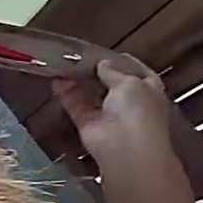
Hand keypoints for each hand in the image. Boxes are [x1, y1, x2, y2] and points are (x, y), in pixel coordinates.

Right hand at [53, 59, 172, 172]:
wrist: (125, 149)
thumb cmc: (137, 111)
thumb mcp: (129, 83)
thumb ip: (113, 72)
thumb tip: (103, 64)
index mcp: (146, 89)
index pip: (135, 71)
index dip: (121, 62)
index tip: (105, 53)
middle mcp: (127, 101)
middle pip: (108, 82)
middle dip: (94, 71)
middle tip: (77, 57)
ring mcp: (106, 113)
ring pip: (90, 93)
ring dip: (77, 81)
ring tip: (63, 66)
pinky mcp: (87, 123)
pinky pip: (76, 105)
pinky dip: (66, 94)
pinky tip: (56, 81)